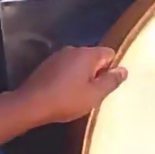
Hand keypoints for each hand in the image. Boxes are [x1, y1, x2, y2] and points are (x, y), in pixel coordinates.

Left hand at [12, 46, 126, 124]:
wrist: (31, 104)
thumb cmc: (66, 100)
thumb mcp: (94, 95)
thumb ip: (111, 81)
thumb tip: (124, 70)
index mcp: (87, 54)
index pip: (109, 53)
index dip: (111, 69)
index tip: (106, 86)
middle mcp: (73, 49)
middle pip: (93, 58)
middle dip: (96, 73)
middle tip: (93, 93)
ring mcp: (58, 56)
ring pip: (78, 63)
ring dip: (82, 76)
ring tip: (78, 95)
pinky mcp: (47, 65)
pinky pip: (66, 68)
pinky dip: (69, 77)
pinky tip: (64, 93)